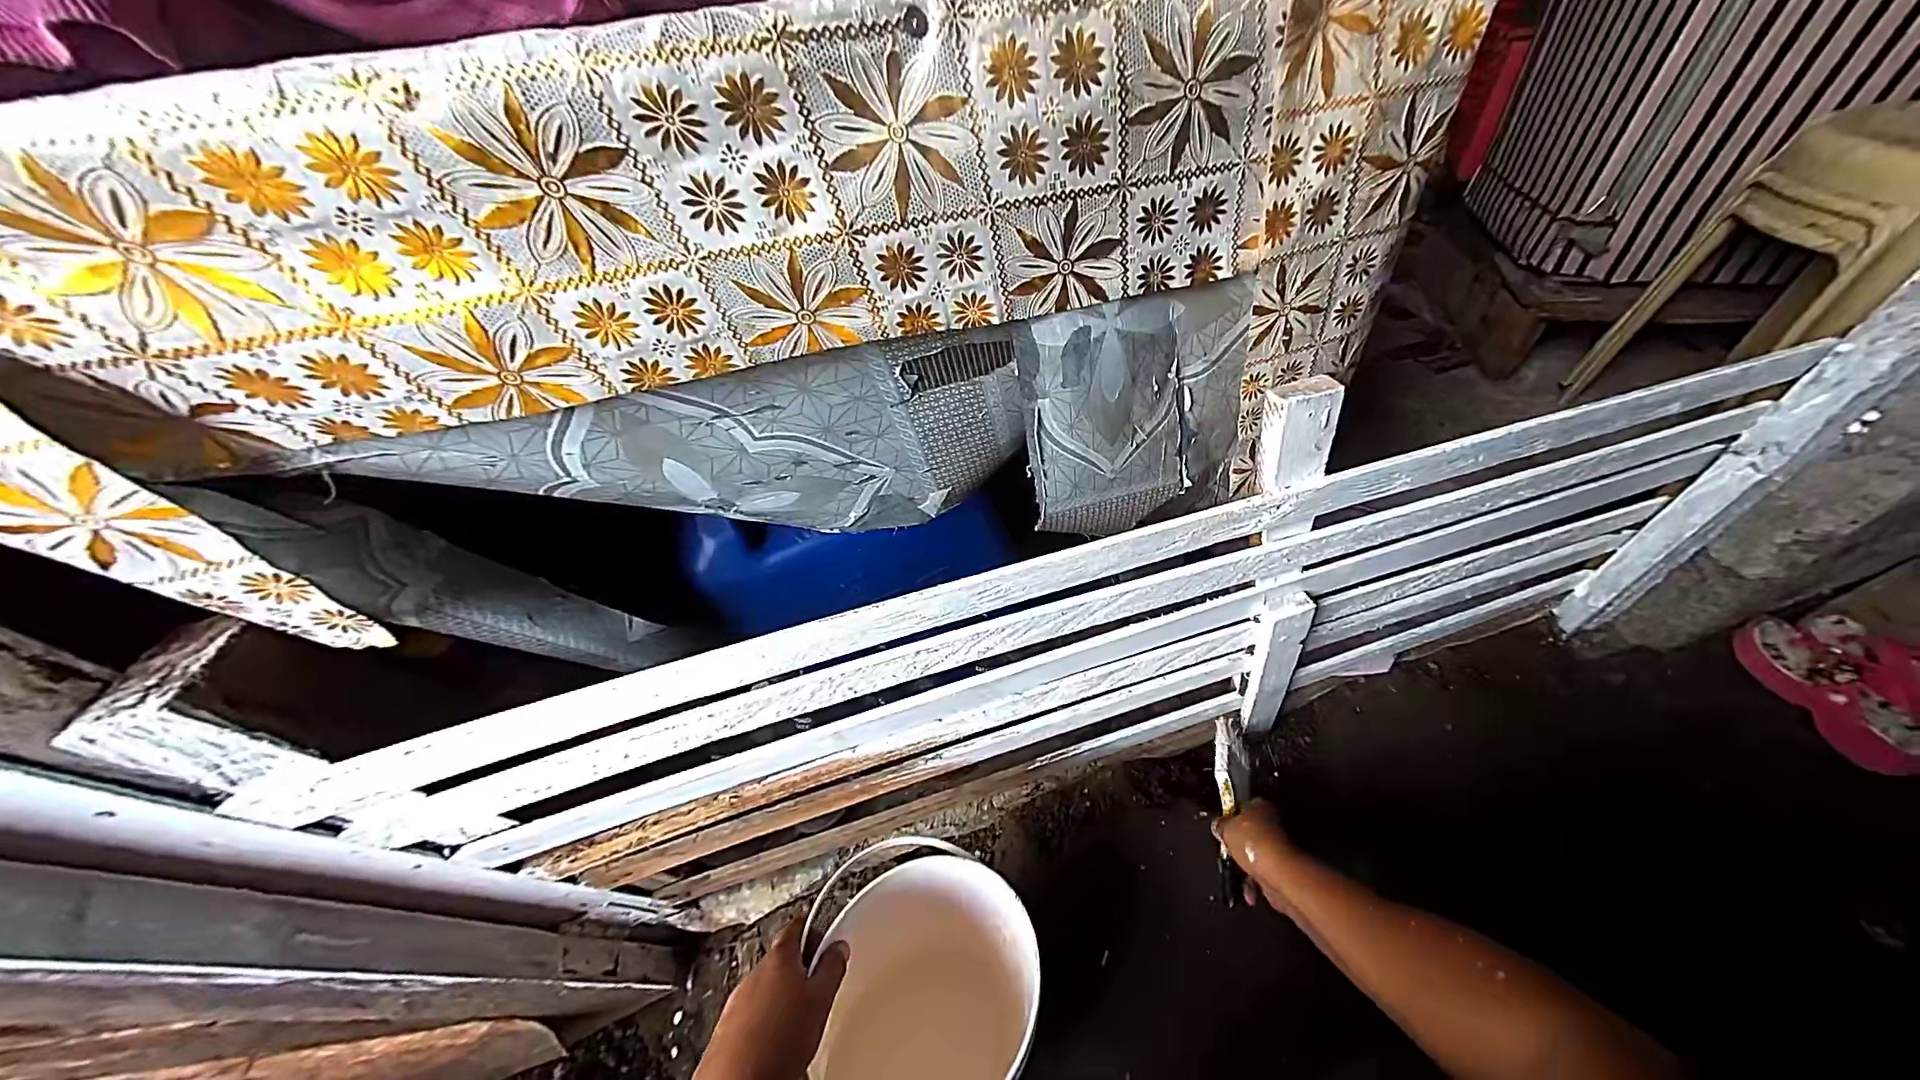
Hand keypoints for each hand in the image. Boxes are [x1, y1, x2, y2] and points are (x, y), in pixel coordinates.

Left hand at [694, 917, 849, 1079]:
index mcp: (779, 957)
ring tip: (798, 1019)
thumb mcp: (820, 1000)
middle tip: (817, 982)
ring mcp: (738, 1001)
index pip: (795, 927)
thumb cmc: (778, 1041)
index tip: (817, 924)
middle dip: (798, 969)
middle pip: (781, 960)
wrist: (740, 1079)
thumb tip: (837, 949)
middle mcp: (754, 973)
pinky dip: (765, 1020)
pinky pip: (752, 1014)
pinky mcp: (727, 1028)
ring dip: (781, 997)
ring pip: (766, 988)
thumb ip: (831, 968)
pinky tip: (777, 1039)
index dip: (809, 924)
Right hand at [1212, 799, 1298, 912]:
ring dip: (1247, 865)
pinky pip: (1266, 871)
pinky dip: (1257, 880)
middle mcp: (1277, 821)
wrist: (1281, 875)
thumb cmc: (1252, 844)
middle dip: (1239, 844)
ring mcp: (1284, 845)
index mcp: (1263, 805)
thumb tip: (1218, 825)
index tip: (1222, 829)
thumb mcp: (1225, 828)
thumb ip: (1220, 825)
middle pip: (1250, 831)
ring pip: (1257, 853)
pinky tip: (1250, 889)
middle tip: (1229, 851)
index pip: (1242, 806)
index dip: (1230, 817)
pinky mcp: (1287, 867)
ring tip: (1240, 874)